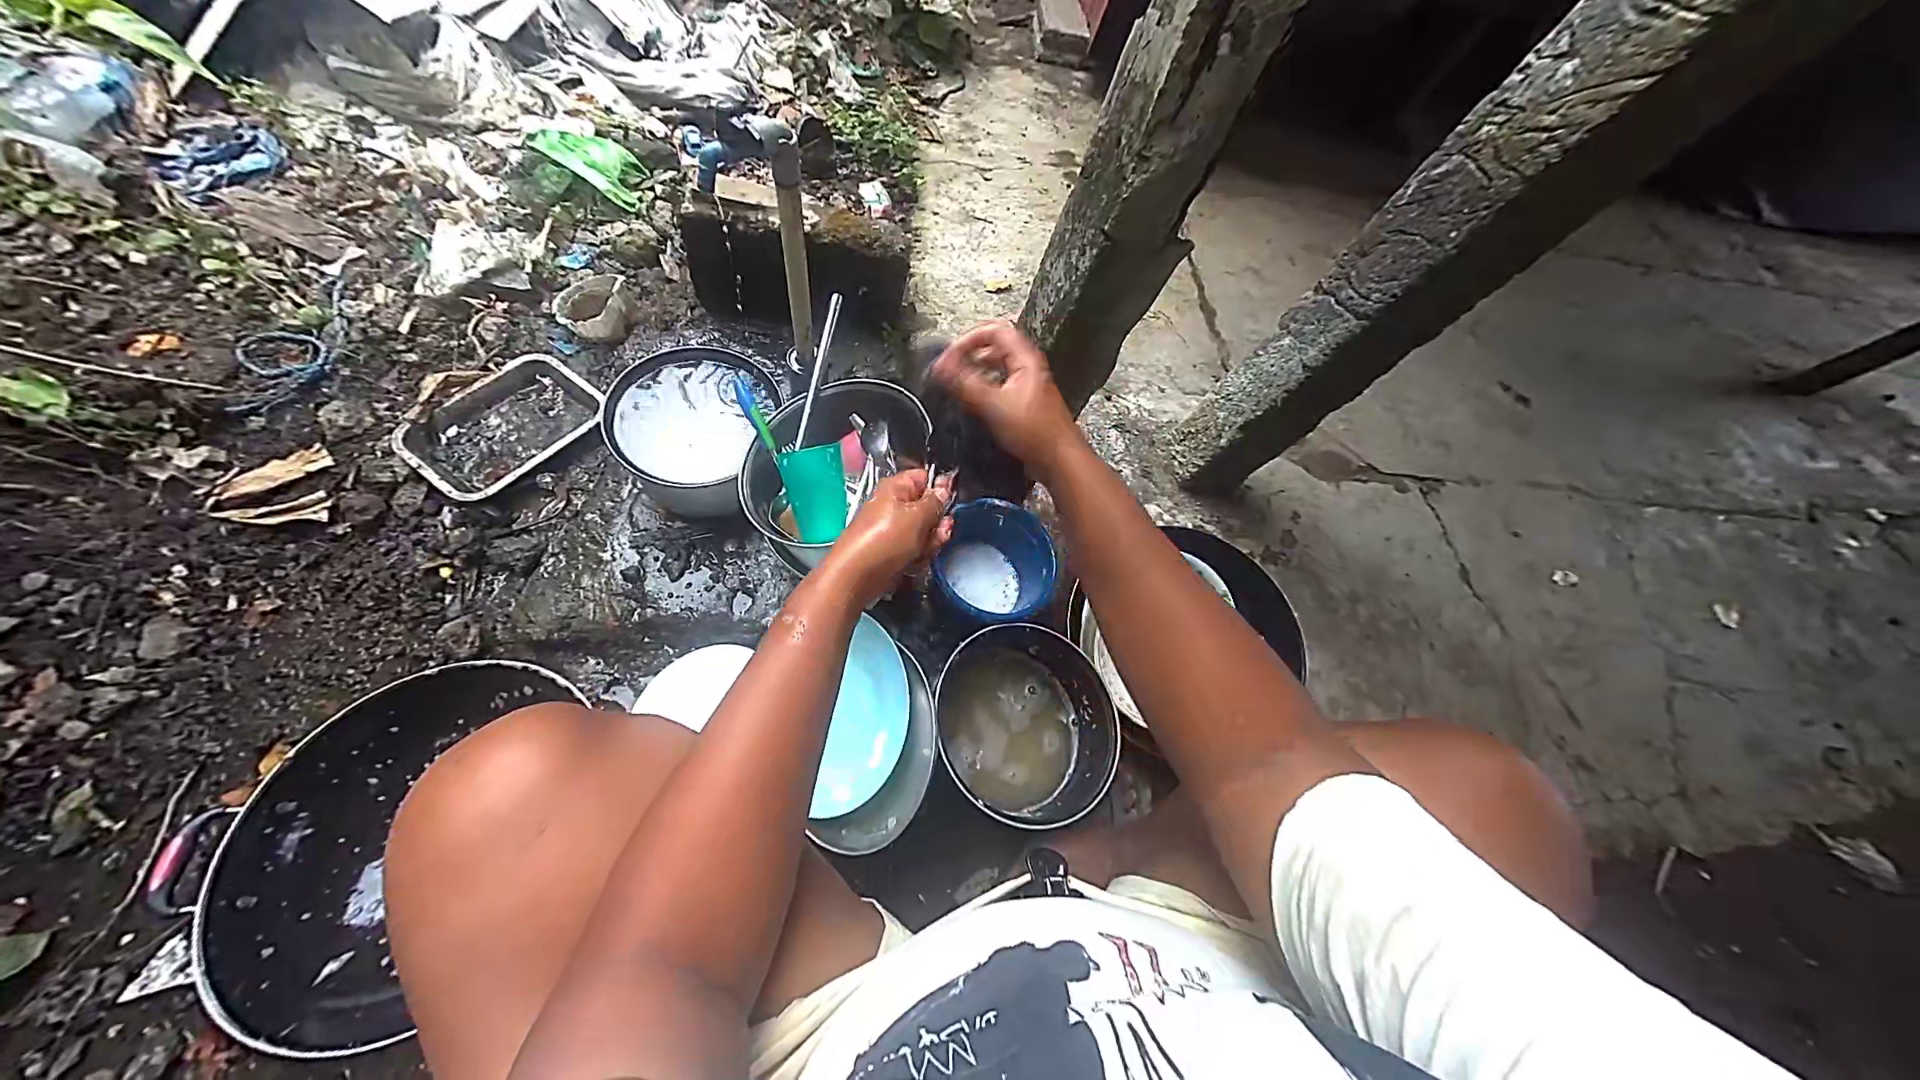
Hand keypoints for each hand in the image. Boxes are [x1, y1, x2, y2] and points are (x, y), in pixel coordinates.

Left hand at [819, 469, 954, 607]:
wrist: (858, 577)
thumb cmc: (883, 541)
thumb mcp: (918, 515)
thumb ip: (936, 501)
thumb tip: (944, 489)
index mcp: (896, 488)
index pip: (925, 478)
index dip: (940, 490)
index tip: (948, 503)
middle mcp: (894, 506)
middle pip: (929, 510)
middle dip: (937, 525)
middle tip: (934, 533)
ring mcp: (894, 530)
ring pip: (926, 534)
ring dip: (929, 545)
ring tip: (918, 552)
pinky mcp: (894, 551)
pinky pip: (917, 551)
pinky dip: (918, 559)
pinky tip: (911, 563)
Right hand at [929, 321, 1080, 470]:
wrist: (1057, 460)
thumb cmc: (1040, 434)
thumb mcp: (994, 405)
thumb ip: (965, 383)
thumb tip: (943, 367)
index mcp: (1025, 359)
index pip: (993, 330)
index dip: (967, 339)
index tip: (951, 356)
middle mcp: (1028, 368)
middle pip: (993, 347)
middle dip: (969, 354)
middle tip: (951, 367)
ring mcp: (1026, 385)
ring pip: (995, 368)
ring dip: (974, 372)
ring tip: (957, 383)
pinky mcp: (1023, 403)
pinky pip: (998, 387)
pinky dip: (982, 389)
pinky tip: (974, 403)